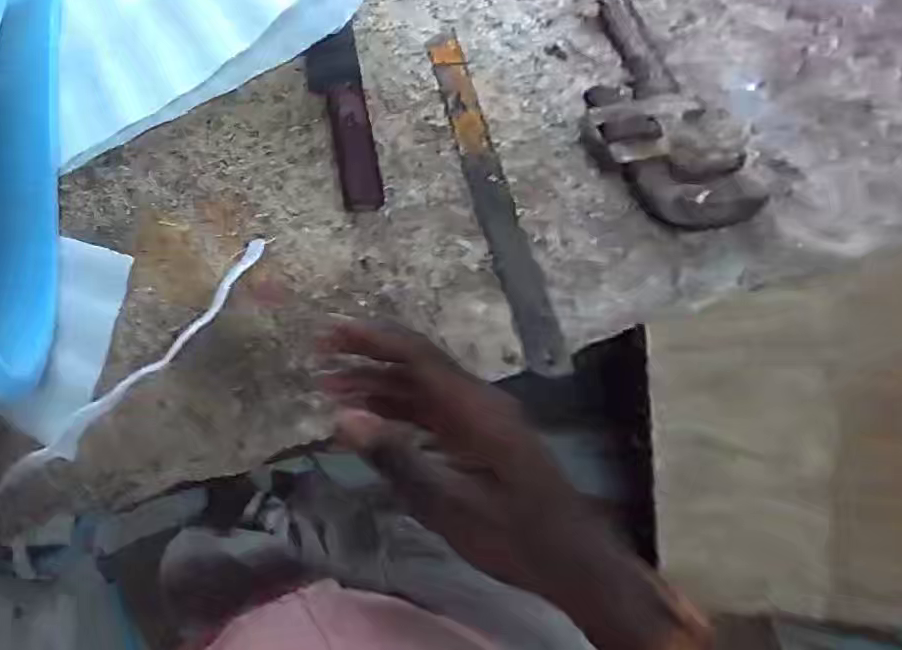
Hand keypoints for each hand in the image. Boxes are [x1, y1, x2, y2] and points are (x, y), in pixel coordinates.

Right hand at [318, 320, 589, 595]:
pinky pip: (427, 406)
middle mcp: (475, 399)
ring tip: (330, 387)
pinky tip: (366, 416)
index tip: (332, 332)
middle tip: (320, 351)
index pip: (415, 354)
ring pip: (416, 384)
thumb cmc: (517, 537)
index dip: (371, 338)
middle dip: (364, 353)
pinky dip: (393, 405)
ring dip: (374, 381)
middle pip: (413, 361)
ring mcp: (477, 415)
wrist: (581, 570)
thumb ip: (395, 457)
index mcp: (474, 406)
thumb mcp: (450, 504)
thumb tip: (341, 417)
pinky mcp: (476, 434)